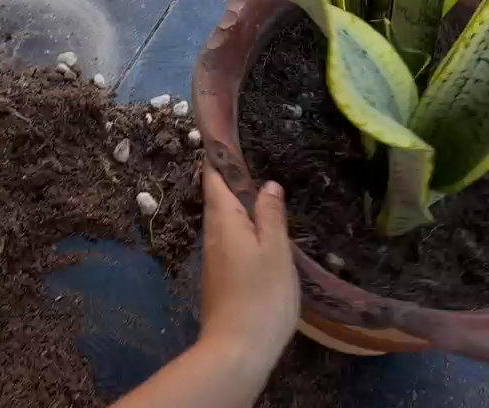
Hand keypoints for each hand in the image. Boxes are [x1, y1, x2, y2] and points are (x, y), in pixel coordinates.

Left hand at [111, 170, 298, 406]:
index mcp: (224, 219)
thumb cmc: (260, 295)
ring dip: (238, 205)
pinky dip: (241, 227)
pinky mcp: (219, 277)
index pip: (213, 177)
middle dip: (230, 179)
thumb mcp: (275, 251)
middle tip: (250, 159)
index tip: (226, 136)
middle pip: (217, 197)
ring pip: (224, 220)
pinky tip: (258, 232)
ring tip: (260, 192)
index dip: (218, 156)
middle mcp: (213, 233)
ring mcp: (214, 257)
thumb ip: (271, 215)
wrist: (235, 351)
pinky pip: (228, 239)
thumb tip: (268, 184)